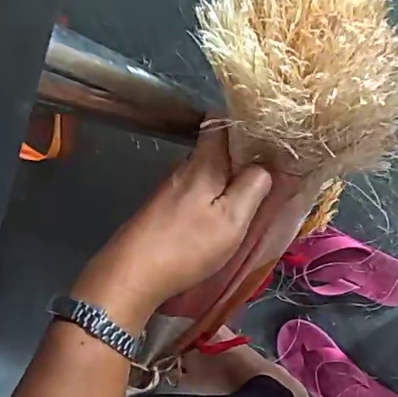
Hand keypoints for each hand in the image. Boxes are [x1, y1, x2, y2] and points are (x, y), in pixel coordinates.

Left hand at [71, 127, 271, 329]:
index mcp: (204, 163)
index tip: (266, 136)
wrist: (131, 274)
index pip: (219, 121)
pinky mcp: (159, 209)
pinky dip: (207, 198)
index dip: (242, 122)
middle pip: (214, 148)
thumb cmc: (187, 247)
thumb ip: (252, 188)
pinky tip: (214, 218)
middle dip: (238, 156)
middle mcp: (183, 168)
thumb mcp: (232, 220)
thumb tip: (264, 166)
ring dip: (223, 180)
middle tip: (265, 174)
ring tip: (245, 198)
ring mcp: (168, 189)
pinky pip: (191, 192)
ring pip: (203, 173)